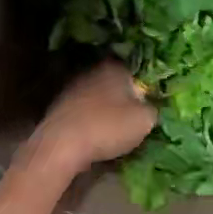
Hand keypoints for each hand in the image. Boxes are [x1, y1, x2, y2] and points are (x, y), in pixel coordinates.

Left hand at [29, 62, 157, 171]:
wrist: (61, 146)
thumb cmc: (107, 127)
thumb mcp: (145, 120)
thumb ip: (153, 108)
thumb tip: (150, 106)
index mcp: (114, 67)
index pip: (136, 69)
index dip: (146, 86)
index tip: (152, 101)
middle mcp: (92, 71)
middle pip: (116, 83)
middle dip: (126, 97)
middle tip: (137, 116)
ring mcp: (72, 88)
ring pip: (98, 96)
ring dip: (108, 109)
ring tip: (118, 129)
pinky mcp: (59, 107)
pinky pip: (84, 111)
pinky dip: (91, 119)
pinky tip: (96, 134)